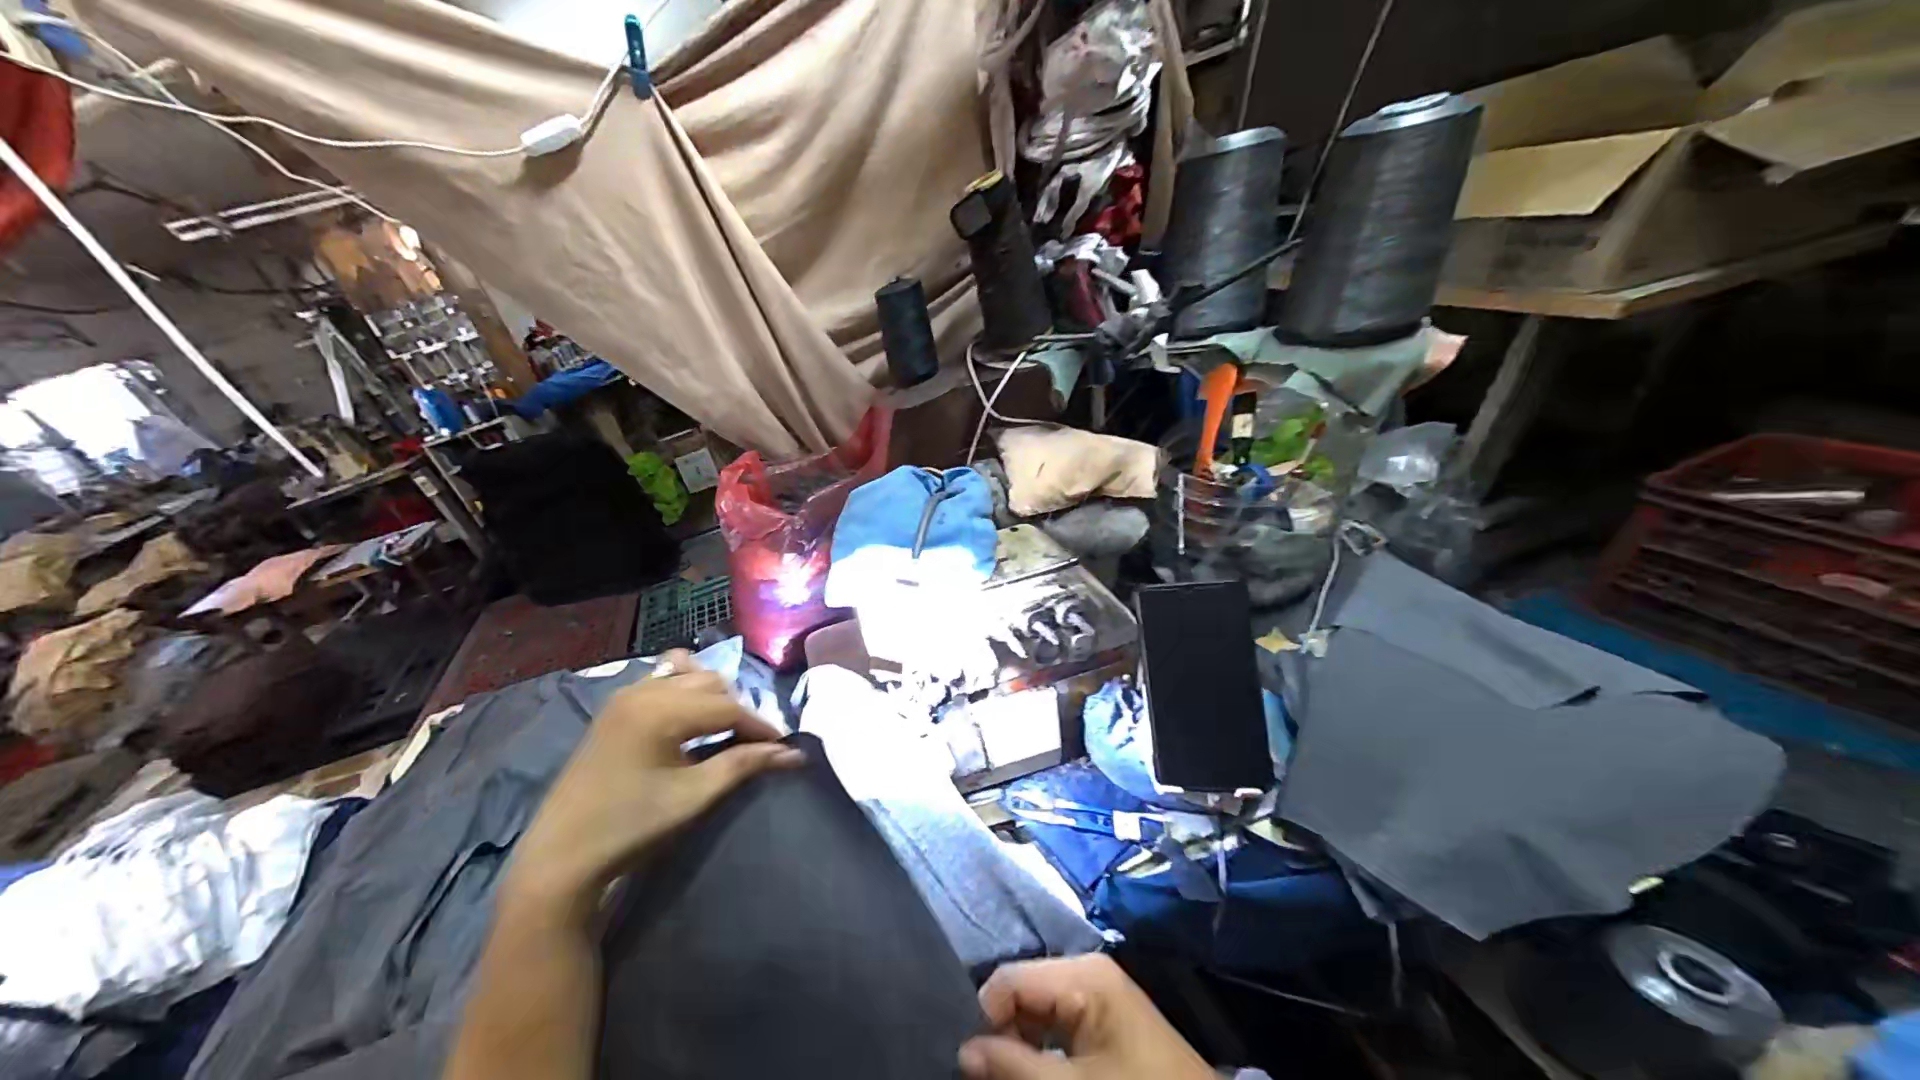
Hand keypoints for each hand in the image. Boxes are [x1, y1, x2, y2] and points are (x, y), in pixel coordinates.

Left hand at [501, 651, 802, 924]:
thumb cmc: (632, 827)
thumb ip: (744, 764)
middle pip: (710, 684)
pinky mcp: (614, 709)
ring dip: (712, 697)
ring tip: (724, 729)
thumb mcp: (694, 796)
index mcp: (660, 710)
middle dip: (737, 710)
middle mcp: (642, 691)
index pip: (727, 706)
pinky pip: (660, 680)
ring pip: (686, 677)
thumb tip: (793, 753)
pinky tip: (690, 716)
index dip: (759, 726)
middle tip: (753, 744)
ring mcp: (624, 696)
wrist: (561, 858)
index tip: (783, 747)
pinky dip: (683, 689)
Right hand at [960, 955, 1214, 1079]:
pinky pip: (1057, 1022)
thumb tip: (963, 1050)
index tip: (971, 1066)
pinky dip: (1040, 1048)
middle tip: (989, 1076)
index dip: (984, 1020)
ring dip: (1018, 1044)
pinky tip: (1035, 1073)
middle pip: (1022, 992)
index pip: (1008, 979)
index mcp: (1082, 973)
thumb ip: (1013, 1066)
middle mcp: (1086, 970)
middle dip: (1002, 1033)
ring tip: (1009, 1077)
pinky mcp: (1105, 1016)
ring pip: (1036, 1009)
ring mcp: (1098, 992)